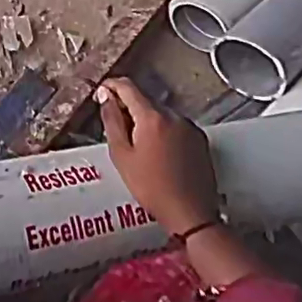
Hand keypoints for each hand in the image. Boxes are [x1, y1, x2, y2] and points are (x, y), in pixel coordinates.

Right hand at [93, 78, 219, 235]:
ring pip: (160, 113)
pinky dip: (162, 129)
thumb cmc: (150, 186)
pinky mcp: (201, 140)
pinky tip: (156, 150)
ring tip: (136, 141)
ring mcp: (190, 128)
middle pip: (145, 100)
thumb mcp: (121, 154)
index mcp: (152, 117)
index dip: (111, 85)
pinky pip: (175, 125)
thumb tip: (105, 95)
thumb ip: (112, 120)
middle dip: (128, 105)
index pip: (128, 87)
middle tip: (115, 123)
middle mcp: (174, 116)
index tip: (101, 92)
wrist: (191, 215)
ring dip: (145, 118)